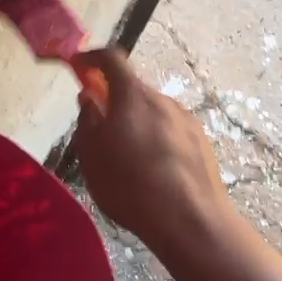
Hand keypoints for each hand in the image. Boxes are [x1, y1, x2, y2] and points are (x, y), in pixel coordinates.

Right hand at [71, 47, 234, 257]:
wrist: (191, 222)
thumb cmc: (130, 186)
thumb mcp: (91, 155)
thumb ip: (87, 120)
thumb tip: (90, 97)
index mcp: (133, 96)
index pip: (112, 59)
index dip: (92, 58)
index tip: (78, 66)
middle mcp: (163, 99)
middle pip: (133, 88)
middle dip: (114, 100)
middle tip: (101, 128)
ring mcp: (187, 120)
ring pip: (153, 111)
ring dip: (137, 122)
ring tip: (128, 159)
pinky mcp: (203, 142)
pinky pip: (170, 131)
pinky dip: (156, 139)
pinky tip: (153, 171)